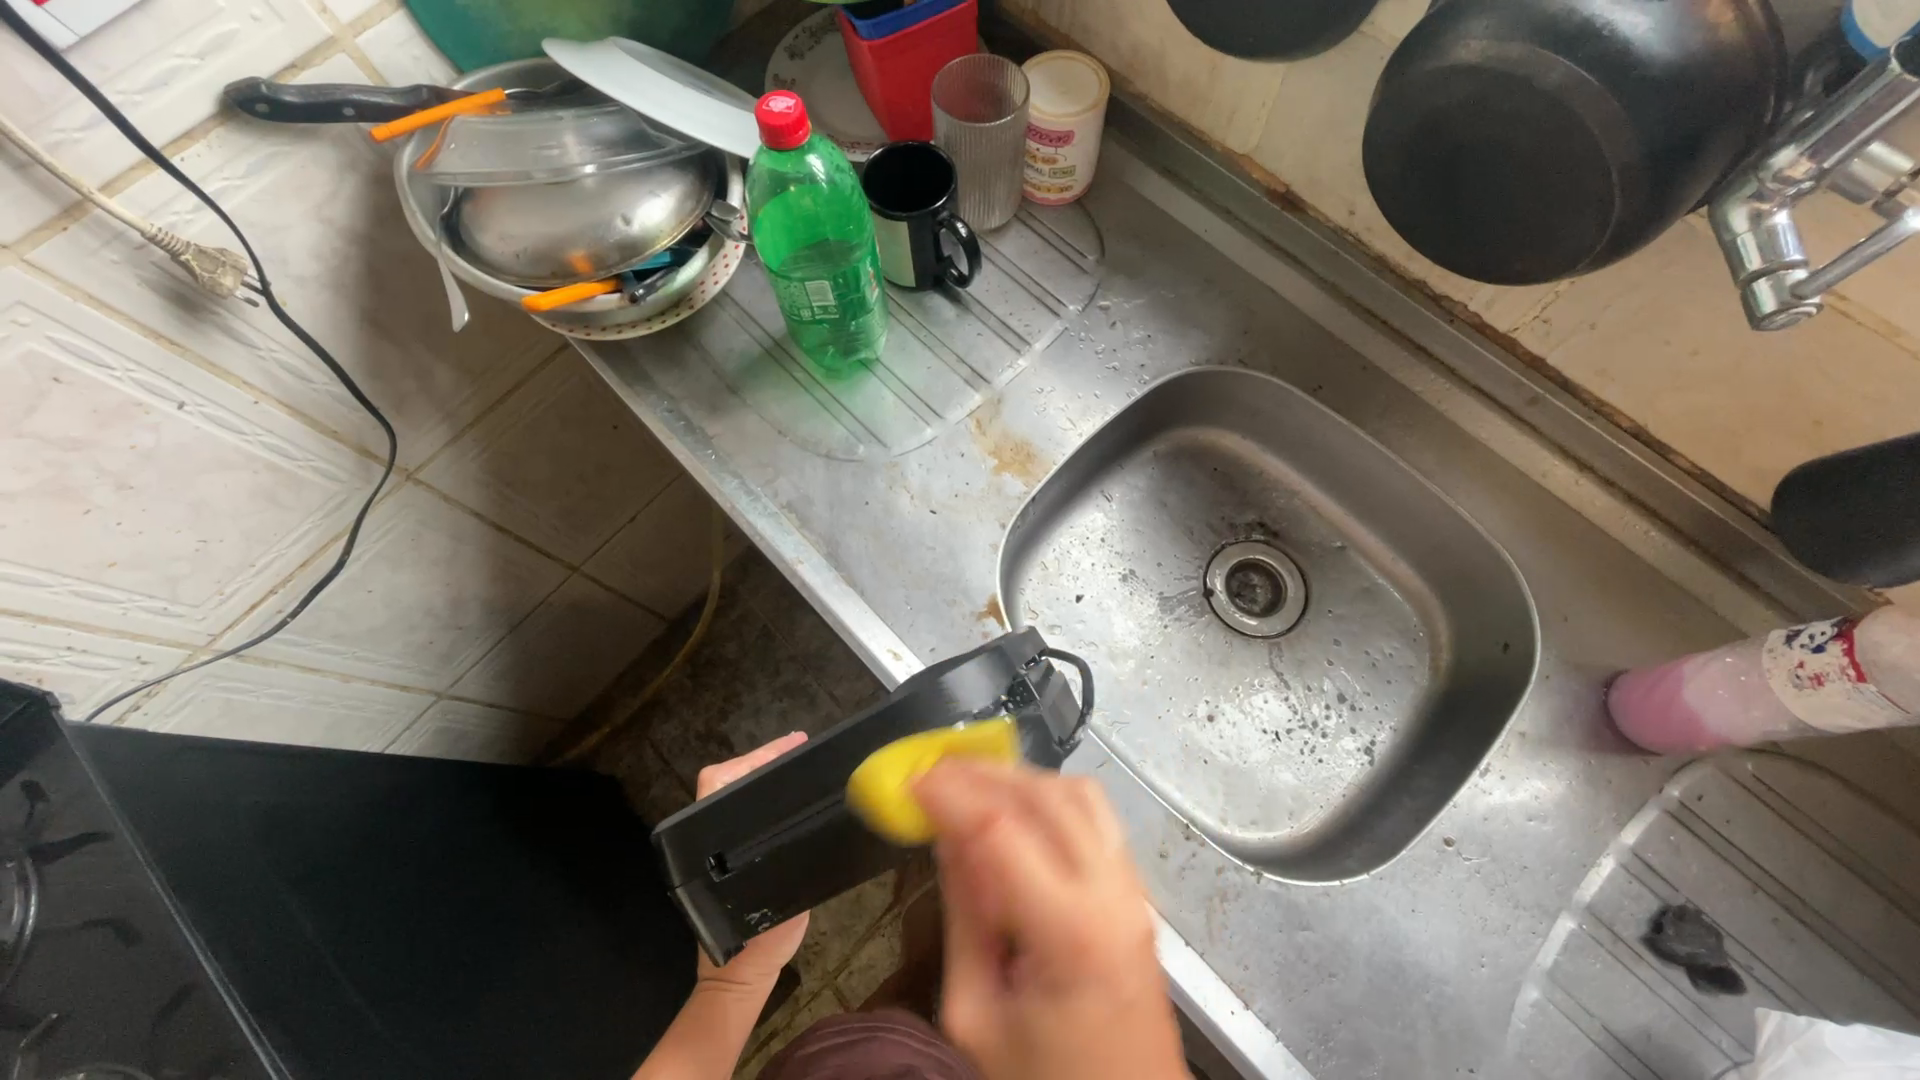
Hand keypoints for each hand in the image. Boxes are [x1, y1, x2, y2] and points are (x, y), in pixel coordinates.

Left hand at [692, 731, 809, 992]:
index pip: (720, 783)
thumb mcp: (780, 903)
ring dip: (764, 774)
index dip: (753, 760)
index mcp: (708, 844)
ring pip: (735, 792)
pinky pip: (744, 809)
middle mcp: (707, 838)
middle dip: (763, 759)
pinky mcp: (730, 851)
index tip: (790, 747)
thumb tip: (813, 823)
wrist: (741, 975)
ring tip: (798, 760)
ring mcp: (716, 842)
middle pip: (728, 780)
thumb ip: (788, 861)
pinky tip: (792, 791)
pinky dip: (764, 792)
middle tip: (800, 746)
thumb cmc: (758, 943)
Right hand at [914, 761, 1189, 1079]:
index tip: (910, 780)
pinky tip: (1015, 810)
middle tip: (932, 772)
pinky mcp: (1137, 896)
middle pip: (1045, 796)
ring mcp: (1134, 892)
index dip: (950, 795)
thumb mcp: (978, 1014)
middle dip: (982, 773)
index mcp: (1072, 932)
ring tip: (968, 783)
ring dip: (1019, 778)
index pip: (1001, 830)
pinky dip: (1050, 798)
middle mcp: (1114, 895)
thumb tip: (946, 839)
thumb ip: (964, 916)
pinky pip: (1096, 820)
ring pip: (1078, 794)